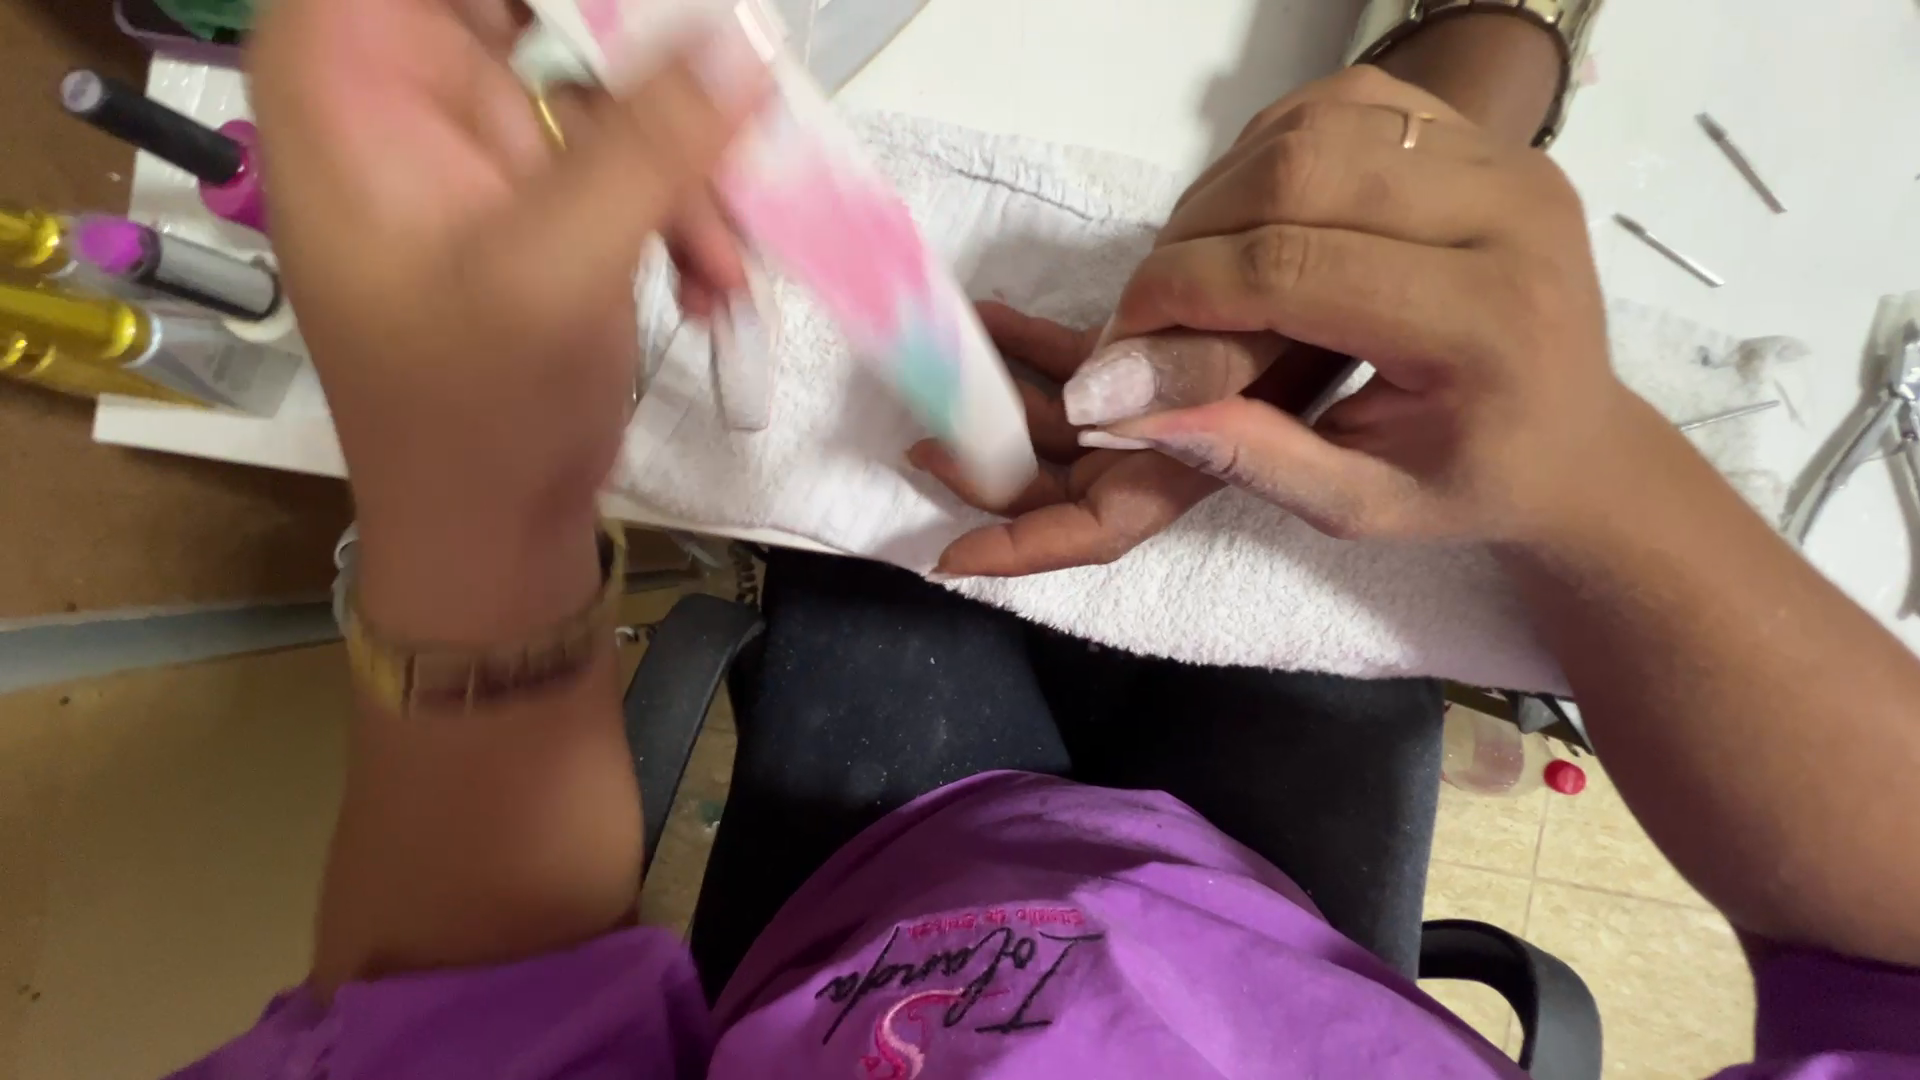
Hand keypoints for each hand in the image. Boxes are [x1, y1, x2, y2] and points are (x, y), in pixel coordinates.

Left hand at [250, 0, 765, 552]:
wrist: (494, 520)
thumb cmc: (485, 406)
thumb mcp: (561, 267)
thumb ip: (650, 144)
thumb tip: (747, 39)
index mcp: (357, 66)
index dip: (589, 2)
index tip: (690, 28)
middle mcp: (414, 87)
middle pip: (556, 17)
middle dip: (660, 95)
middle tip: (733, 142)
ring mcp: (485, 153)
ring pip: (616, 102)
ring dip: (689, 185)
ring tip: (725, 270)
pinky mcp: (544, 209)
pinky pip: (632, 173)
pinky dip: (683, 223)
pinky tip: (710, 285)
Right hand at [1069, 72, 1619, 546]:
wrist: (1572, 440)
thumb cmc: (1463, 485)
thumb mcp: (1351, 506)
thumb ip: (1244, 455)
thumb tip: (1122, 406)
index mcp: (1481, 321)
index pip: (1288, 266)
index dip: (1178, 291)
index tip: (1121, 339)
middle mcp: (1505, 211)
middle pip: (1295, 172)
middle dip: (1186, 239)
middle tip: (1145, 307)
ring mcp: (1500, 157)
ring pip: (1310, 126)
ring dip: (1217, 193)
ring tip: (1187, 267)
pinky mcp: (1481, 135)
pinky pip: (1340, 107)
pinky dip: (1263, 155)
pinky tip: (1243, 218)